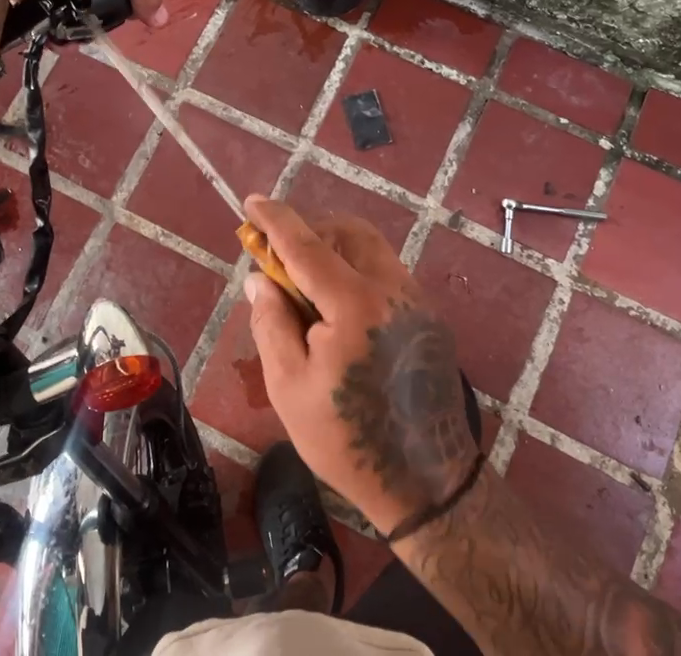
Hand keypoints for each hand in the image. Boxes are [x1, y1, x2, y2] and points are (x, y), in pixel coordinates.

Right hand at [242, 195, 477, 534]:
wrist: (424, 479)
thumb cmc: (345, 438)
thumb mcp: (289, 386)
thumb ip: (271, 323)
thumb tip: (260, 279)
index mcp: (355, 306)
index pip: (307, 246)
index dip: (275, 221)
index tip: (251, 201)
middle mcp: (392, 290)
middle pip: (349, 233)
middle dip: (309, 230)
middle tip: (278, 253)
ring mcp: (416, 301)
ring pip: (372, 249)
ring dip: (334, 248)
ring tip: (304, 281)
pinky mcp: (428, 317)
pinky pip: (386, 272)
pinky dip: (355, 269)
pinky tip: (336, 307)